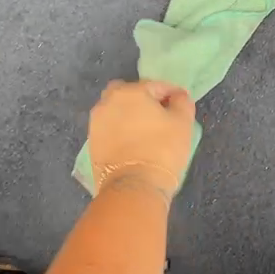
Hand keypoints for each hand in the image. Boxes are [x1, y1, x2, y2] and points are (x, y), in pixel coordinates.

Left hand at [86, 80, 195, 198]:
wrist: (133, 187)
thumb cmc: (162, 150)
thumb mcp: (182, 123)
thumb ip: (182, 102)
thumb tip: (177, 96)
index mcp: (130, 92)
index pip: (155, 85)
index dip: (172, 93)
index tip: (181, 103)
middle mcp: (108, 102)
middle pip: (128, 93)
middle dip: (142, 99)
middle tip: (158, 114)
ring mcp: (96, 123)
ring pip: (115, 110)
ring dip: (128, 114)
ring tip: (144, 130)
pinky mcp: (92, 143)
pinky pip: (109, 128)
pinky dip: (120, 130)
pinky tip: (132, 142)